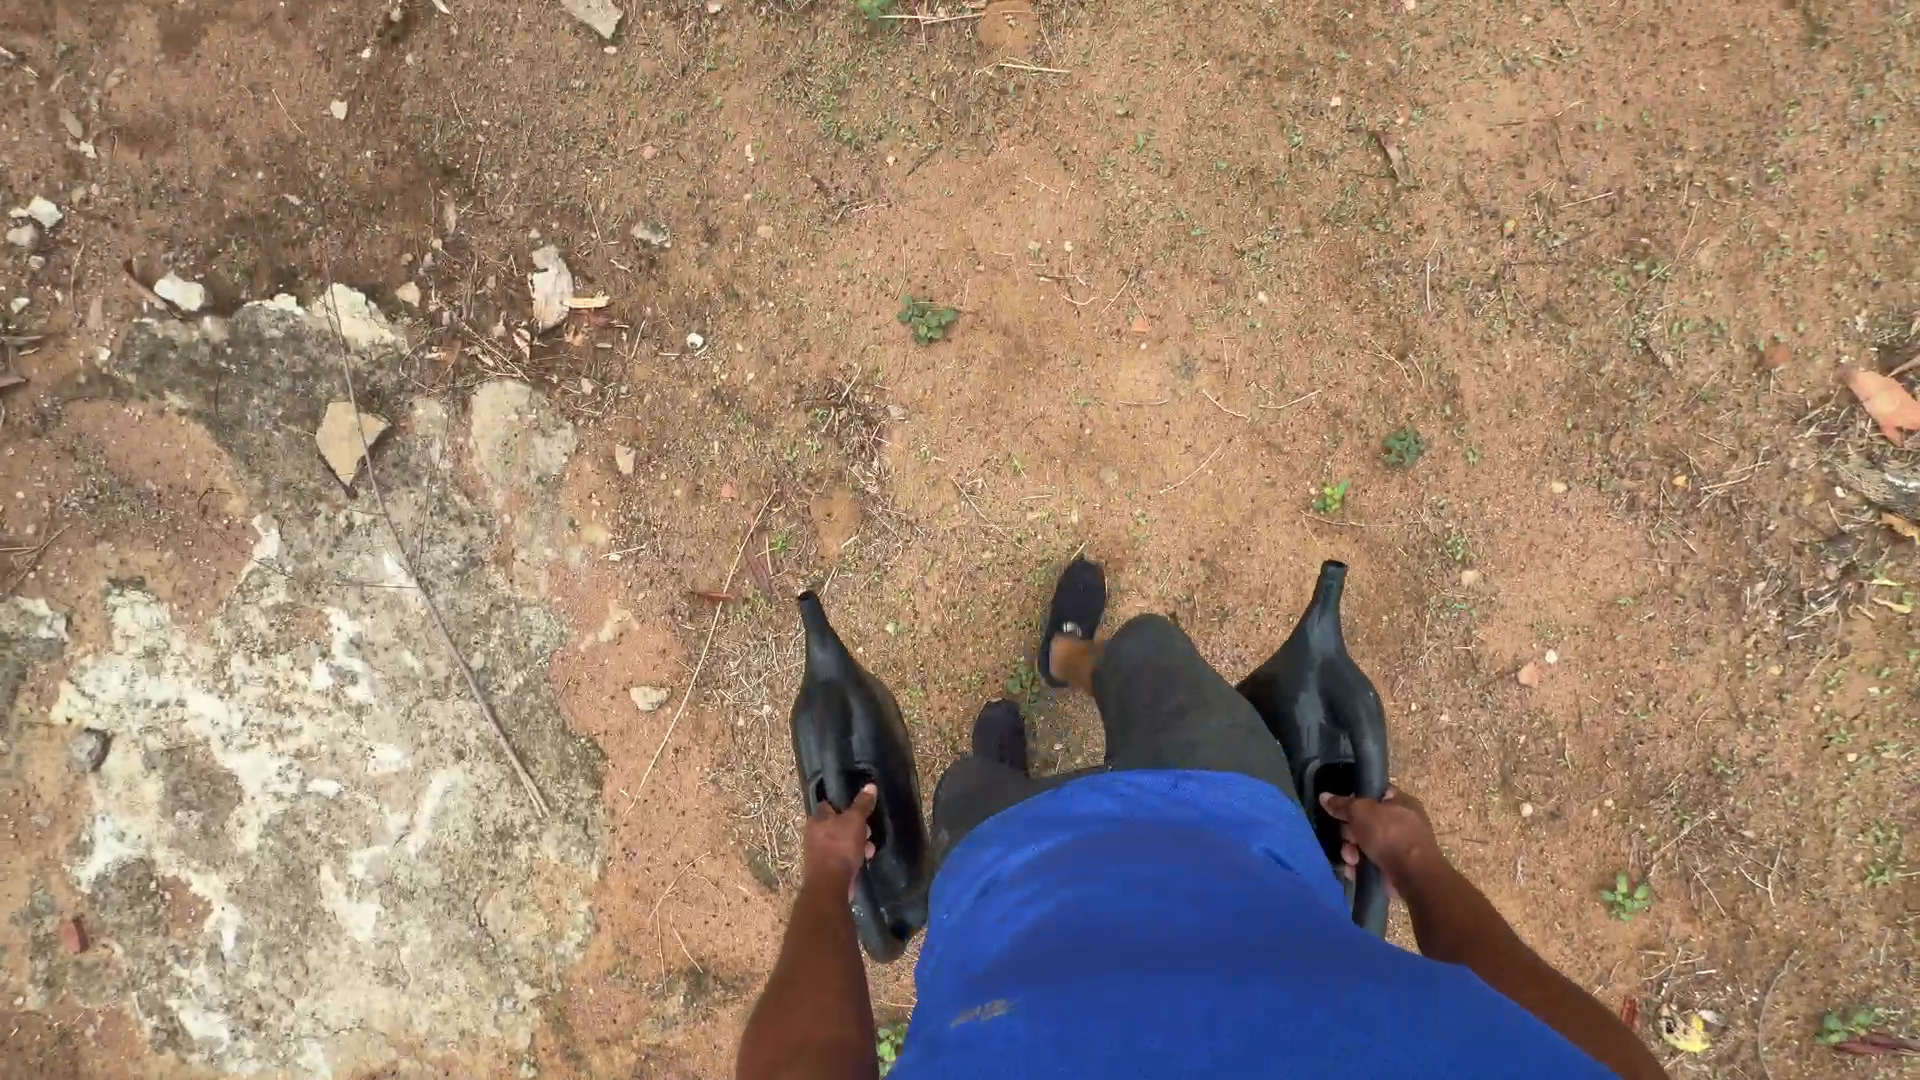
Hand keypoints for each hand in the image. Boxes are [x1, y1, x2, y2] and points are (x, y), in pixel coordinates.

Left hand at [804, 784, 877, 898]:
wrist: (830, 884)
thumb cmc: (840, 846)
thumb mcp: (855, 820)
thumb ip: (862, 804)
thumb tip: (870, 786)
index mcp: (817, 818)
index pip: (829, 803)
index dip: (844, 803)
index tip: (860, 805)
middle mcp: (814, 834)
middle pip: (837, 823)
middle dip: (855, 826)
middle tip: (868, 828)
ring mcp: (819, 852)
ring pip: (842, 840)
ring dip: (857, 842)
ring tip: (870, 847)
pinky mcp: (826, 868)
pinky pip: (842, 856)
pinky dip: (853, 856)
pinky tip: (865, 859)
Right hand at [1319, 787, 1442, 891]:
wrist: (1414, 876)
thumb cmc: (1389, 834)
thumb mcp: (1360, 811)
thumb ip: (1341, 804)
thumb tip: (1324, 796)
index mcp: (1402, 803)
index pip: (1375, 793)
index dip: (1355, 797)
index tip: (1339, 806)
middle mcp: (1404, 823)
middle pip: (1367, 821)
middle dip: (1350, 831)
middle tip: (1345, 837)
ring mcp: (1402, 847)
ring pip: (1366, 843)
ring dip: (1352, 850)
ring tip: (1349, 858)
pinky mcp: (1397, 869)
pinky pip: (1371, 862)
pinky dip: (1360, 865)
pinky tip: (1353, 870)